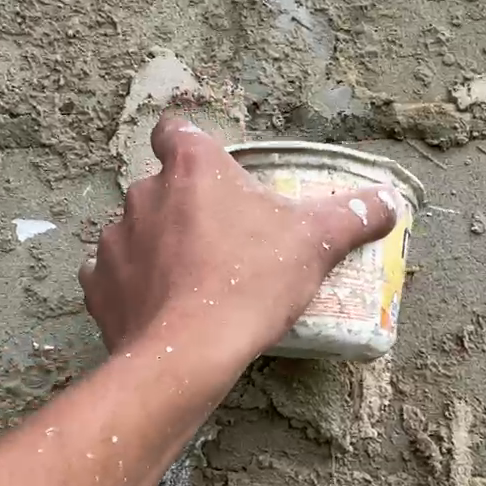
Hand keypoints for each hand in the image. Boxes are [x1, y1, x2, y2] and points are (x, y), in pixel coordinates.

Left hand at [80, 113, 399, 366]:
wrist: (190, 353)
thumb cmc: (252, 283)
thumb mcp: (315, 244)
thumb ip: (352, 215)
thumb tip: (390, 200)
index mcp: (191, 168)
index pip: (175, 131)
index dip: (188, 146)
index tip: (207, 172)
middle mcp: (143, 194)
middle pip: (161, 189)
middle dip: (183, 210)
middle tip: (218, 244)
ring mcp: (113, 240)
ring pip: (134, 233)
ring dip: (155, 249)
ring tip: (188, 284)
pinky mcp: (95, 286)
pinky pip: (110, 276)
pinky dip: (130, 286)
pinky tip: (157, 307)